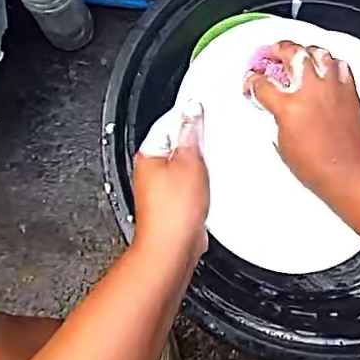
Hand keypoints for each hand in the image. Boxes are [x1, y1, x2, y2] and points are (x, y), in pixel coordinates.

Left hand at [132, 100, 207, 260]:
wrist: (173, 248)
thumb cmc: (173, 212)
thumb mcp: (190, 162)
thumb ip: (192, 133)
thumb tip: (192, 111)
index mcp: (149, 153)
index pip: (170, 121)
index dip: (190, 114)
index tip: (205, 111)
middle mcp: (151, 169)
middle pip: (178, 142)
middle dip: (197, 141)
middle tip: (211, 141)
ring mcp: (161, 186)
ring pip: (186, 162)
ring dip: (200, 161)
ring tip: (209, 165)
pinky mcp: (174, 200)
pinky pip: (190, 180)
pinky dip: (201, 179)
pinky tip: (209, 183)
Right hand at [246, 40, 359, 193]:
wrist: (348, 171)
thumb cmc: (317, 166)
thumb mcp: (281, 142)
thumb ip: (276, 115)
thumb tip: (273, 104)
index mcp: (288, 106)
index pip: (262, 83)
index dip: (252, 80)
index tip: (252, 80)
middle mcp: (311, 91)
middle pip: (291, 53)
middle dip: (278, 49)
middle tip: (273, 51)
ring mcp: (332, 87)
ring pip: (318, 52)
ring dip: (305, 51)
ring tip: (299, 53)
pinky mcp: (349, 90)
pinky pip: (340, 65)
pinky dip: (330, 62)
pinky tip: (325, 66)